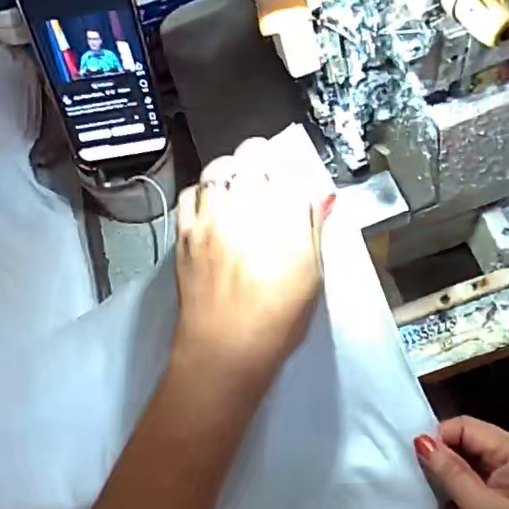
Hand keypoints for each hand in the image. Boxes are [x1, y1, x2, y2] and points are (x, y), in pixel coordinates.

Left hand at [172, 139, 335, 383]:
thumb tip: (322, 198)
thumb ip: (315, 232)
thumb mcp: (311, 279)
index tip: (296, 185)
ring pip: (219, 169)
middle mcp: (245, 211)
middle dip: (264, 159)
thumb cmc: (276, 323)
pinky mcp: (185, 233)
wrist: (224, 350)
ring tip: (241, 182)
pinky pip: (191, 193)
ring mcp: (210, 220)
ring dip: (233, 168)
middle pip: (252, 158)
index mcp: (284, 222)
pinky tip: (213, 203)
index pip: (290, 174)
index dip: (295, 174)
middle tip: (269, 174)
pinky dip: (204, 189)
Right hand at [413, 416, 508, 508]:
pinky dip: (466, 493)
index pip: (463, 426)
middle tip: (423, 489)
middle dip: (442, 463)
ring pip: (472, 462)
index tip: (418, 467)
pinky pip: (483, 478)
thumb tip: (421, 441)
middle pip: (467, 441)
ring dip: (452, 482)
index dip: (437, 440)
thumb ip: (451, 473)